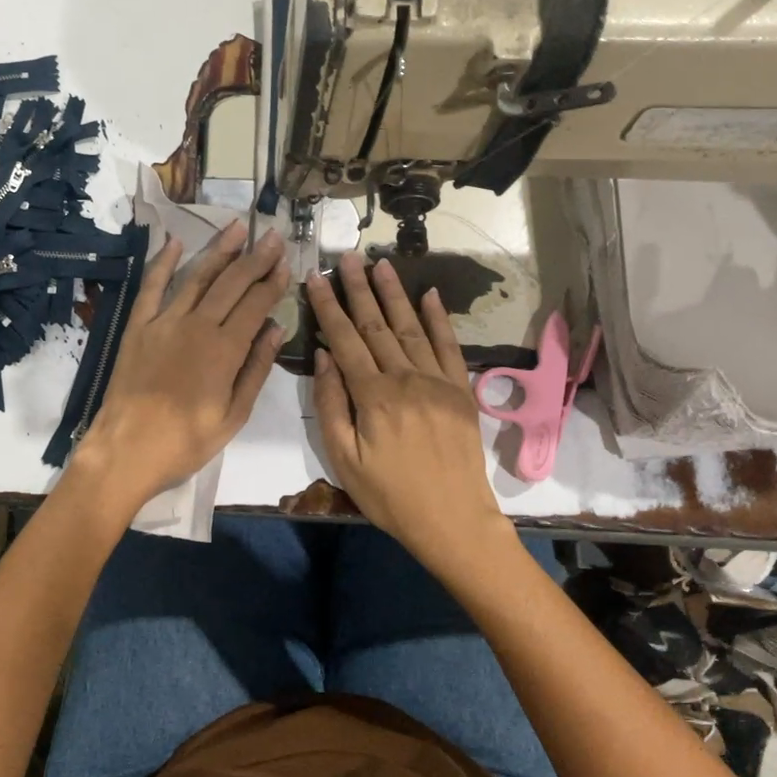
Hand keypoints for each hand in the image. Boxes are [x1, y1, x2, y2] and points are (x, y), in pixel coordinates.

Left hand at [71, 221, 288, 512]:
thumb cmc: (185, 442)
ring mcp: (163, 322)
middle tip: (272, 236)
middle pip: (231, 283)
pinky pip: (151, 287)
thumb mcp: (233, 416)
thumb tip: (276, 329)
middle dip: (255, 258)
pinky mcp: (137, 327)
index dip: (273, 282)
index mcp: (225, 350)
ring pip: (196, 277)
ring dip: (218, 250)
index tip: (287, 263)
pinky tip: (174, 242)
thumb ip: (256, 369)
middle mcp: (197, 326)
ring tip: (237, 228)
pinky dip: (163, 263)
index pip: (256, 304)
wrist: (127, 449)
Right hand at [306, 253, 506, 558]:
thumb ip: (331, 406)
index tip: (315, 277)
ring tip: (381, 265)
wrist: (452, 519)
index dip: (328, 307)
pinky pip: (450, 347)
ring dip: (395, 295)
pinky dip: (439, 319)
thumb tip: (324, 359)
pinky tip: (430, 296)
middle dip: (359, 289)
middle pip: (377, 325)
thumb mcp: (344, 459)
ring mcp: (438, 382)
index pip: (346, 340)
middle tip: (348, 257)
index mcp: (373, 396)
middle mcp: (406, 379)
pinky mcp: (461, 392)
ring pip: (411, 328)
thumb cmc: (388, 496)